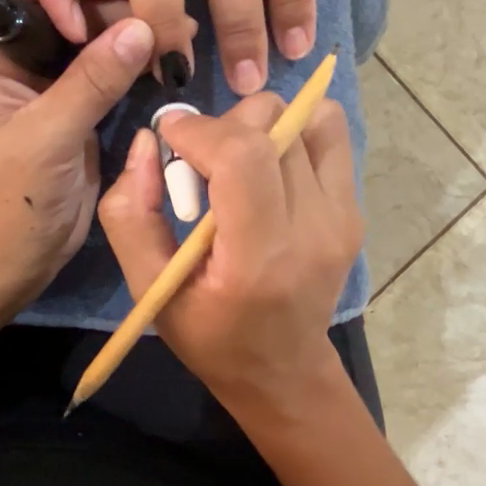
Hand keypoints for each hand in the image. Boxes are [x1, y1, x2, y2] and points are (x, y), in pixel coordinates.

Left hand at [0, 0, 162, 299]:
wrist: (27, 254)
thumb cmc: (17, 199)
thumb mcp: (49, 137)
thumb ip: (92, 81)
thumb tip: (143, 28)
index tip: (80, 18)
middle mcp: (13, 48)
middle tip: (154, 2)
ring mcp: (49, 69)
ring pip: (87, 17)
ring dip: (129, 15)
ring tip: (177, 29)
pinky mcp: (80, 92)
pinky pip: (109, 53)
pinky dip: (138, 48)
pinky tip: (172, 52)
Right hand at [97, 95, 362, 408]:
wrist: (283, 369)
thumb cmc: (211, 336)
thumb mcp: (151, 289)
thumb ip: (132, 216)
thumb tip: (146, 142)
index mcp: (258, 259)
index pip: (243, 156)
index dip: (200, 131)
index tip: (170, 138)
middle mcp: (312, 230)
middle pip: (276, 125)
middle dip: (226, 126)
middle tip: (204, 162)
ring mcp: (342, 218)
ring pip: (308, 116)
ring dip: (265, 125)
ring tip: (240, 162)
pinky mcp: (354, 211)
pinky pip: (329, 135)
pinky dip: (294, 134)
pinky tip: (271, 169)